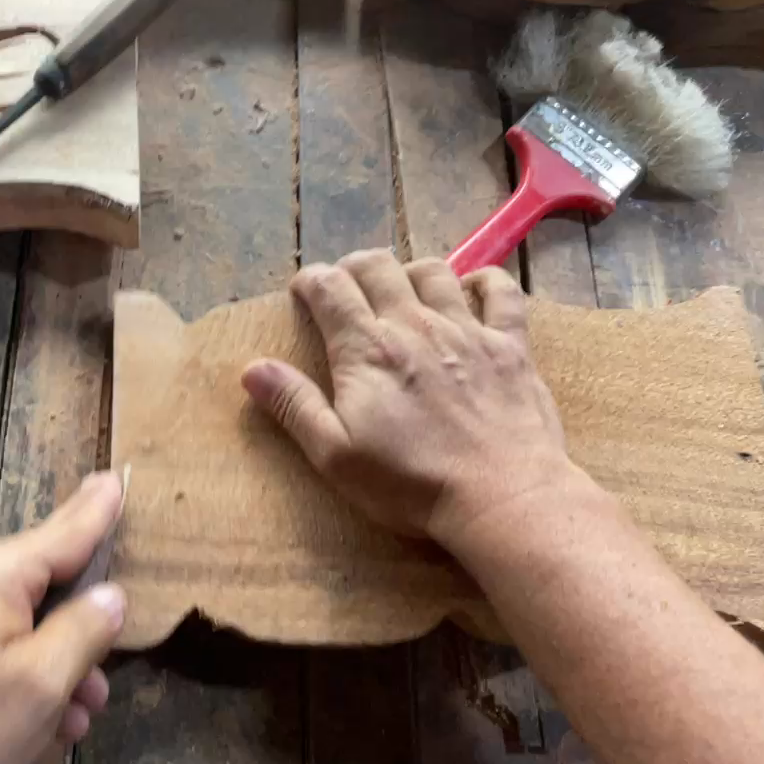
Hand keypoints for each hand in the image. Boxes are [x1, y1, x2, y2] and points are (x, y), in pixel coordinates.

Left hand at [0, 472, 123, 763]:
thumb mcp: (43, 684)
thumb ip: (86, 628)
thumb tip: (110, 593)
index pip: (65, 531)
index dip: (98, 511)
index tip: (115, 477)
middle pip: (43, 584)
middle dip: (79, 631)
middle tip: (99, 688)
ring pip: (19, 624)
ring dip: (52, 667)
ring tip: (67, 723)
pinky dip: (17, 676)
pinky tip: (29, 728)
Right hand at [241, 250, 578, 544]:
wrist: (502, 497)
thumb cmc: (409, 483)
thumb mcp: (335, 455)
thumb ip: (294, 406)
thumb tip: (253, 368)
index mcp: (366, 350)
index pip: (329, 289)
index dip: (310, 281)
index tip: (303, 293)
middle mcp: (414, 325)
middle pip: (378, 267)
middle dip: (353, 268)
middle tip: (345, 289)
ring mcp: (467, 331)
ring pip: (434, 271)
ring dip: (409, 272)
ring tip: (400, 293)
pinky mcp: (510, 345)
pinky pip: (501, 292)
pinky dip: (483, 282)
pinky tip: (472, 291)